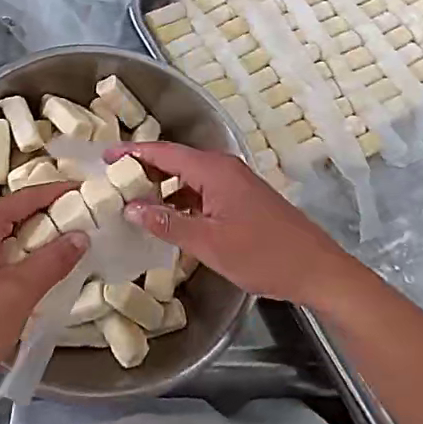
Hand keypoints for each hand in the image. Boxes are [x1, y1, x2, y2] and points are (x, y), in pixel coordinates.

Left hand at [0, 182, 87, 398]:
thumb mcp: (21, 291)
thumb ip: (54, 260)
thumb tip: (81, 237)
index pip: (23, 198)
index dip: (56, 192)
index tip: (85, 189)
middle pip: (17, 212)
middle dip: (51, 213)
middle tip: (86, 214)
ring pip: (13, 233)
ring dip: (42, 235)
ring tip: (76, 236)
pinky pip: (6, 251)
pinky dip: (30, 253)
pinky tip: (51, 262)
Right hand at [106, 142, 368, 308]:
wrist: (318, 270)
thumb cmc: (264, 255)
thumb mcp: (208, 243)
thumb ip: (167, 223)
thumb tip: (131, 208)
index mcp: (214, 170)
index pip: (164, 152)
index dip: (132, 153)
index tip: (105, 158)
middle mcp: (224, 169)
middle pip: (176, 160)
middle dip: (144, 168)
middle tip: (113, 182)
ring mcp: (236, 184)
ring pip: (189, 176)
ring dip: (162, 186)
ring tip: (133, 200)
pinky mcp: (242, 199)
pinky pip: (202, 190)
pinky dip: (181, 199)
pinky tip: (168, 218)